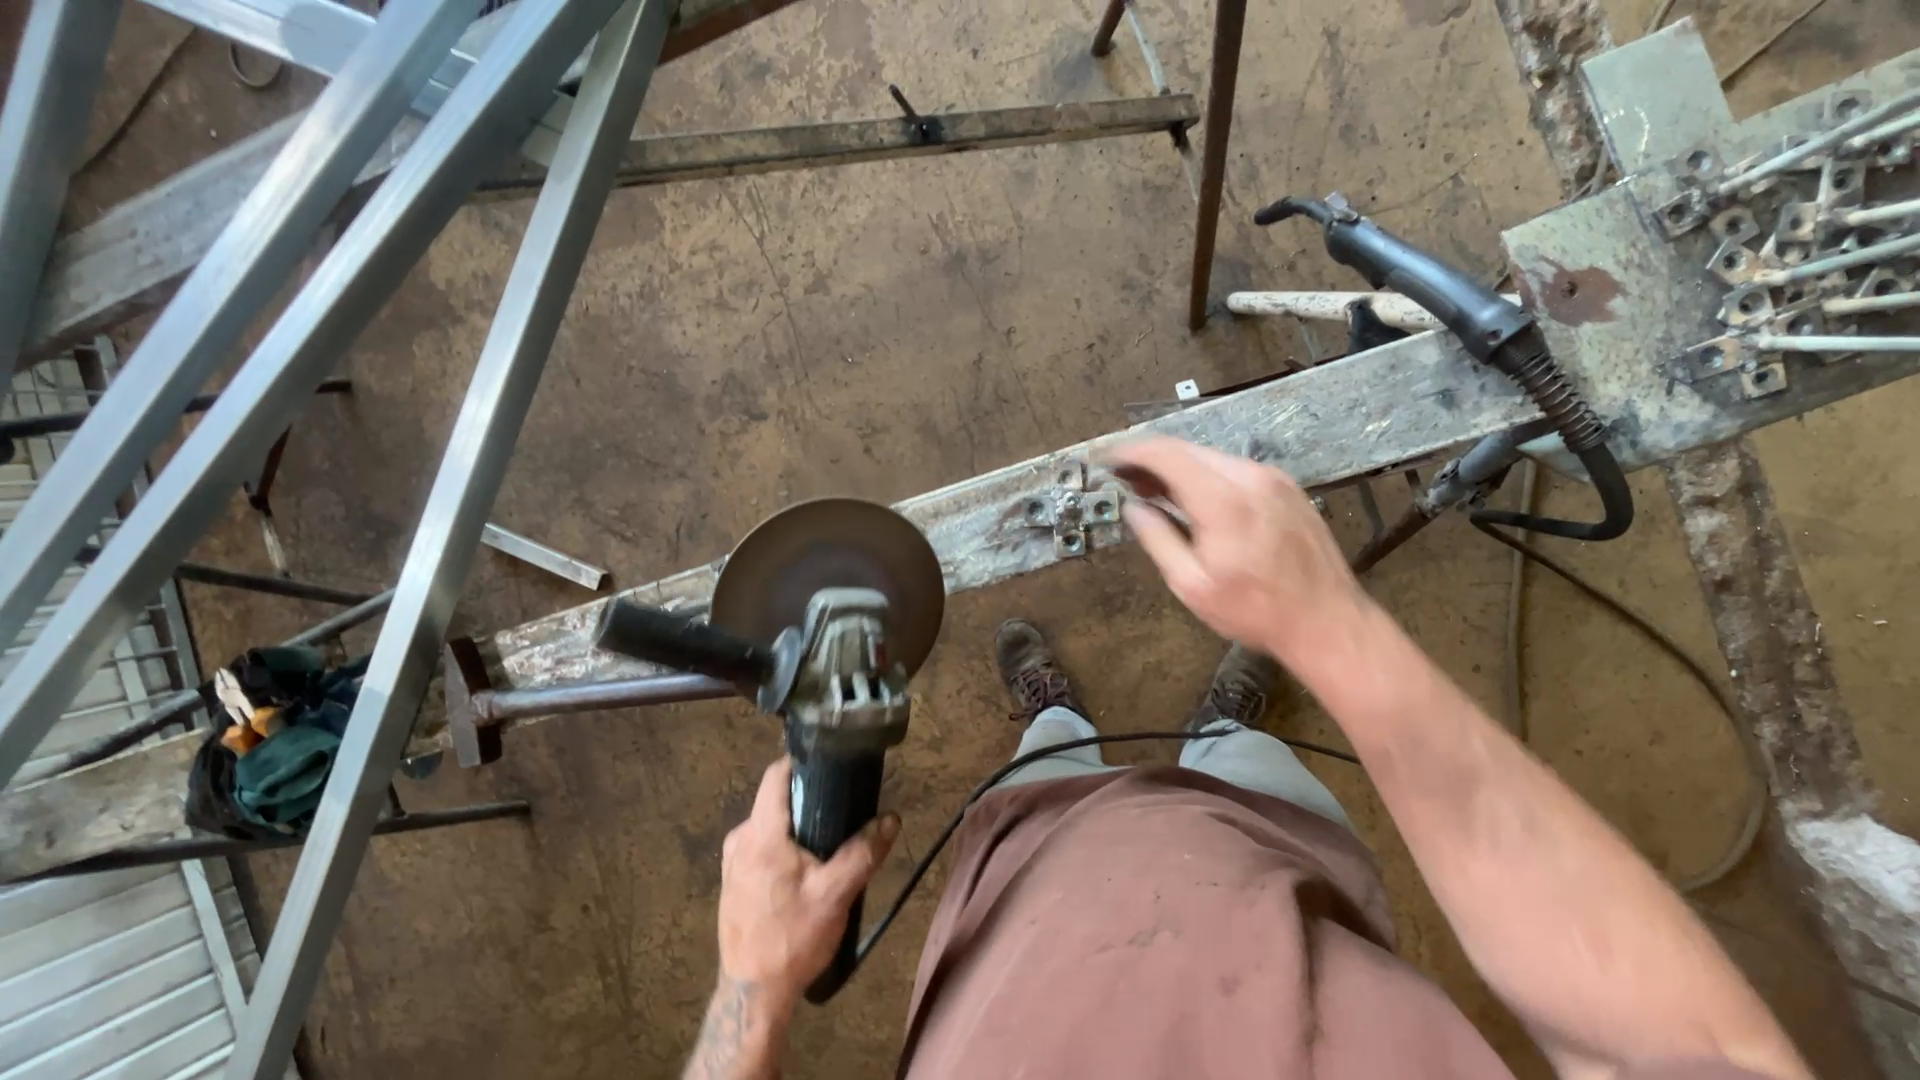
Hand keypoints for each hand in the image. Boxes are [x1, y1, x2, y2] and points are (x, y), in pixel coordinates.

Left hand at [716, 758, 898, 1005]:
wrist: (753, 994)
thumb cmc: (793, 938)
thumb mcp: (836, 895)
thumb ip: (863, 853)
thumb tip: (891, 820)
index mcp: (760, 834)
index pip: (775, 775)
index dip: (802, 763)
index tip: (831, 766)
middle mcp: (740, 840)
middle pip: (775, 802)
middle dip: (807, 802)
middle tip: (842, 813)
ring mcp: (732, 863)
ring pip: (768, 826)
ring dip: (796, 829)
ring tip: (827, 846)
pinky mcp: (732, 883)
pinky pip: (760, 848)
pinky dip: (782, 848)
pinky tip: (805, 873)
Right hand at [1107, 437, 1367, 663]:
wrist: (1326, 620)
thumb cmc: (1254, 610)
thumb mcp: (1192, 585)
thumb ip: (1158, 539)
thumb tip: (1133, 509)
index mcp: (1223, 500)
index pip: (1166, 455)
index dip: (1132, 452)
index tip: (1108, 459)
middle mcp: (1250, 477)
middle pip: (1188, 450)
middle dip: (1151, 460)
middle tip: (1126, 480)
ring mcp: (1273, 479)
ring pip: (1212, 458)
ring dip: (1179, 468)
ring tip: (1156, 492)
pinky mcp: (1286, 488)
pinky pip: (1236, 470)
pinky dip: (1207, 476)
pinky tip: (1195, 500)